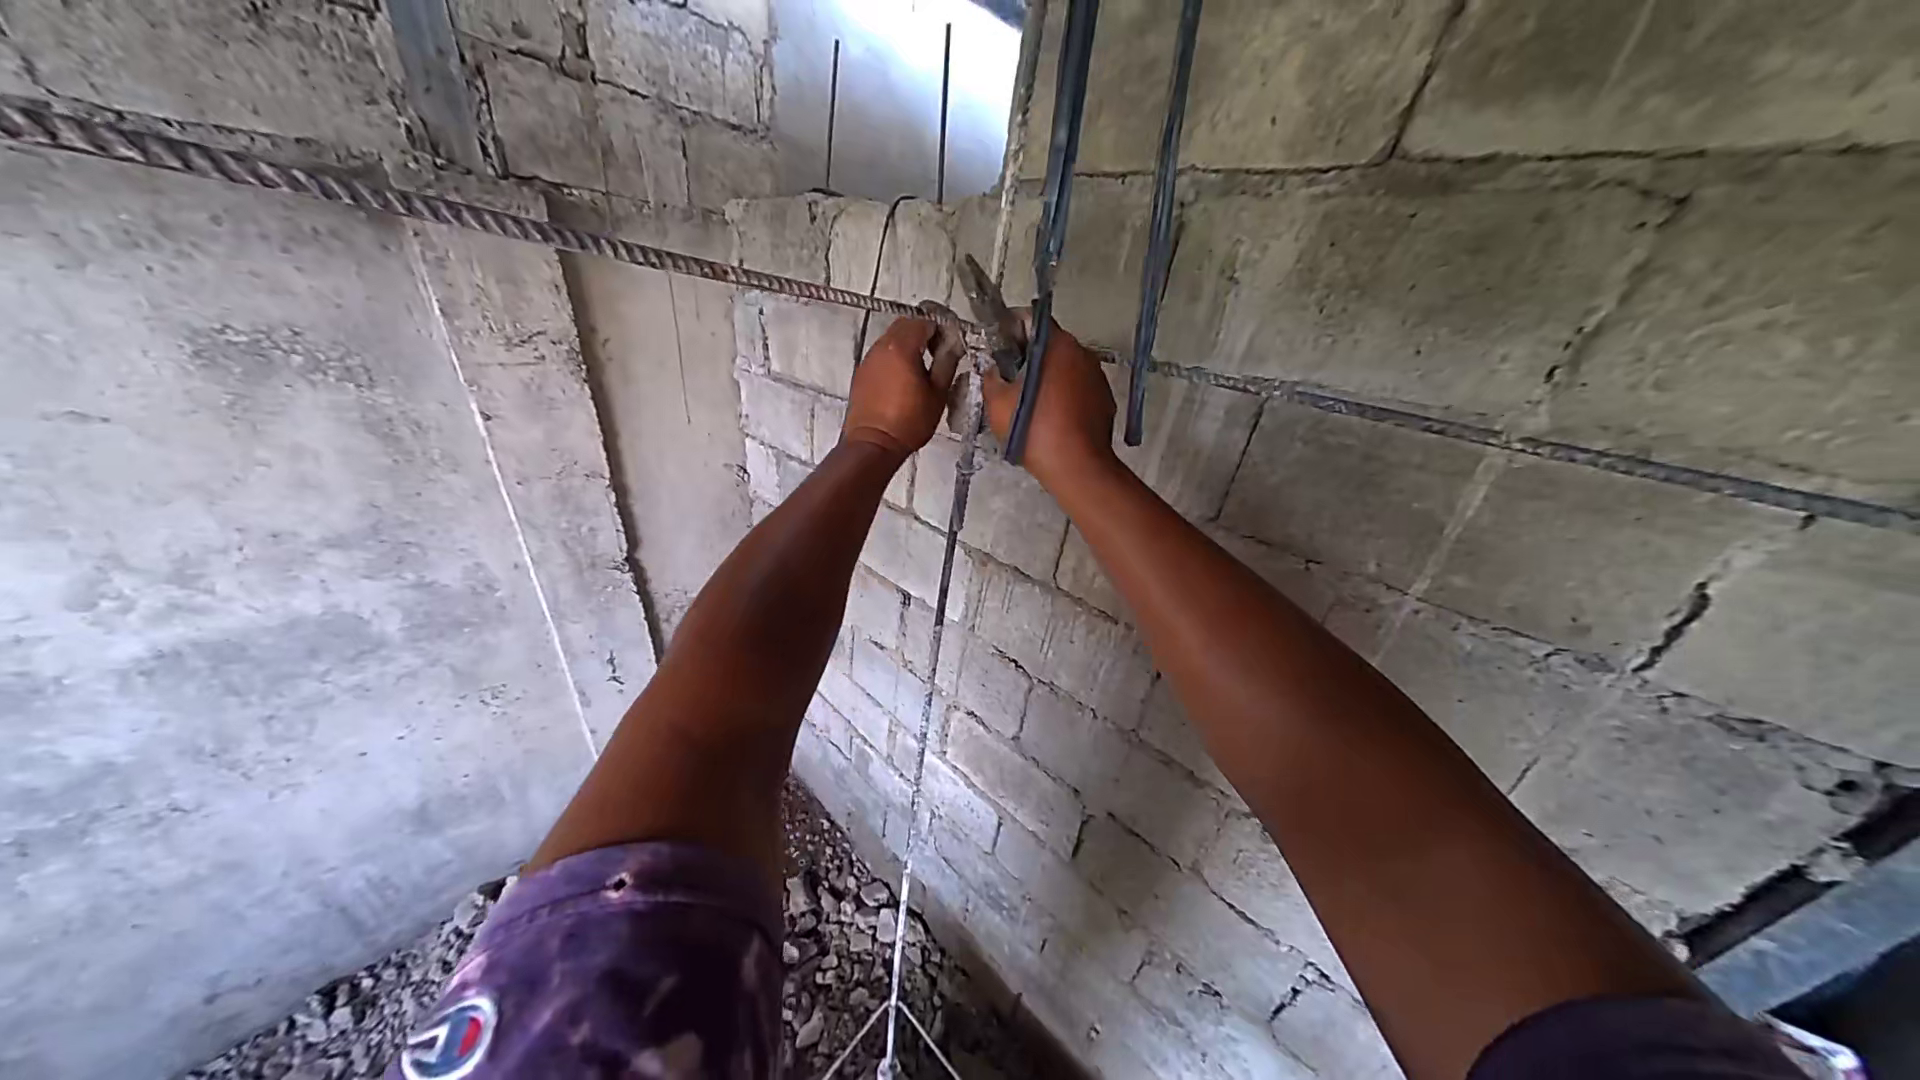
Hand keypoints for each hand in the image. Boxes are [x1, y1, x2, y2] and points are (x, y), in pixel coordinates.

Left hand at [842, 316, 963, 459]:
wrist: (873, 444)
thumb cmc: (909, 422)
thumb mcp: (937, 394)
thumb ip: (947, 363)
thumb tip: (953, 345)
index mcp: (901, 348)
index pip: (923, 322)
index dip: (939, 329)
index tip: (948, 345)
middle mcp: (881, 347)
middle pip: (904, 326)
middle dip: (922, 334)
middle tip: (936, 353)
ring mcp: (868, 360)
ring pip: (890, 340)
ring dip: (906, 346)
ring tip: (920, 370)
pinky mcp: (861, 374)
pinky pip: (880, 356)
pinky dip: (893, 360)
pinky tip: (902, 381)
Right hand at [982, 315, 1117, 487]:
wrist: (1076, 467)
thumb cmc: (1034, 429)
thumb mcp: (997, 403)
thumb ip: (991, 377)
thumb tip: (993, 370)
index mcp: (1059, 345)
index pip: (1033, 320)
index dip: (1012, 330)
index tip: (1000, 347)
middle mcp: (1084, 354)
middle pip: (1051, 345)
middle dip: (1029, 357)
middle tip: (1009, 378)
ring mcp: (1098, 378)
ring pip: (1066, 369)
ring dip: (1048, 378)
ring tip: (1029, 402)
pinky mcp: (1105, 401)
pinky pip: (1079, 390)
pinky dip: (1064, 397)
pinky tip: (1051, 418)